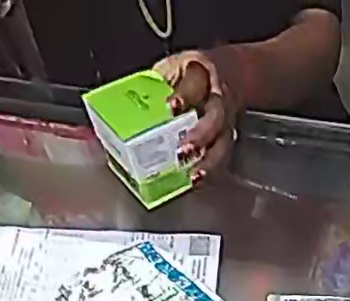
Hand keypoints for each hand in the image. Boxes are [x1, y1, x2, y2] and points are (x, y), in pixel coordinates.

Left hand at [156, 50, 242, 181]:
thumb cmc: (189, 76)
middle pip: (215, 117)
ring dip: (208, 160)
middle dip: (200, 135)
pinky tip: (197, 181)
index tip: (172, 108)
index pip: (195, 83)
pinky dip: (210, 171)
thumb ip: (155, 87)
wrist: (225, 76)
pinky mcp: (227, 139)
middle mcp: (218, 97)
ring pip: (223, 141)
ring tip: (193, 175)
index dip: (185, 95)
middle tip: (182, 152)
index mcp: (200, 72)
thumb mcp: (171, 70)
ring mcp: (226, 121)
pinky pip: (223, 157)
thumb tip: (122, 109)